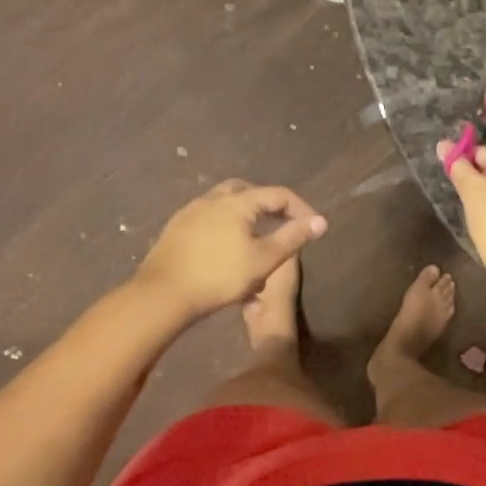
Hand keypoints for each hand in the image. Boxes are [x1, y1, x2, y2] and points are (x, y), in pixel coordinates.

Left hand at [133, 180, 326, 319]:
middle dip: (269, 206)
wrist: (164, 294)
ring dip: (247, 219)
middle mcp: (211, 200)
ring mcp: (190, 213)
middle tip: (283, 225)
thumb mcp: (265, 258)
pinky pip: (210, 221)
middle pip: (247, 192)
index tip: (314, 228)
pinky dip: (227, 230)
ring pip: (226, 207)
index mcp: (236, 203)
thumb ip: (293, 237)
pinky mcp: (176, 230)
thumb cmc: (220, 275)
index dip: (301, 208)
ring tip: (258, 244)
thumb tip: (321, 221)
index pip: (278, 194)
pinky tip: (230, 254)